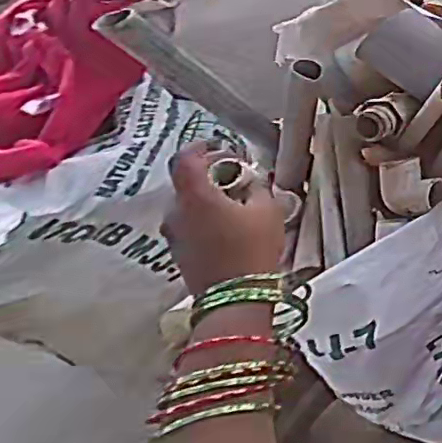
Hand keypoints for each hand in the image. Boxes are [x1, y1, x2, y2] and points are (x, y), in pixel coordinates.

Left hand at [164, 143, 285, 295]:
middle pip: (188, 184)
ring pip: (189, 206)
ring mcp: (174, 235)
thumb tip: (251, 182)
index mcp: (196, 197)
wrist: (235, 297)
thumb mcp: (268, 210)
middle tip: (238, 177)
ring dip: (209, 199)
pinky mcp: (178, 252)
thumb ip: (257, 188)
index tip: (217, 145)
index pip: (185, 161)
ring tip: (237, 203)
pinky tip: (230, 225)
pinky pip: (190, 224)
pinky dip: (206, 218)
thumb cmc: (253, 247)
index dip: (199, 147)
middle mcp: (176, 213)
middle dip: (211, 177)